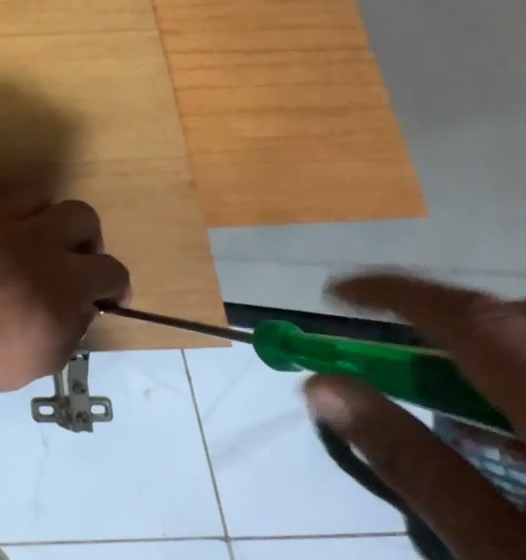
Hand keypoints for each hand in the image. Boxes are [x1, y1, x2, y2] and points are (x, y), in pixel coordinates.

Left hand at [0, 186, 130, 402]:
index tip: (106, 299)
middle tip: (75, 261)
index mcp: (63, 279)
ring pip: (37, 195)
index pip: (111, 268)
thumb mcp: (50, 355)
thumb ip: (75, 321)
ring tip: (37, 240)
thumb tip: (83, 301)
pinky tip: (4, 231)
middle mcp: (34, 240)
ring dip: (46, 217)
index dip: (116, 287)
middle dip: (87, 240)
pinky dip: (7, 209)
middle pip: (81, 215)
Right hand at [305, 273, 525, 559]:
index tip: (340, 295)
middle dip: (461, 324)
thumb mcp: (503, 553)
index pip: (475, 324)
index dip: (398, 295)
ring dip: (509, 354)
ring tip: (476, 397)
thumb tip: (324, 388)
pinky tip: (525, 432)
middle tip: (408, 360)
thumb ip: (416, 466)